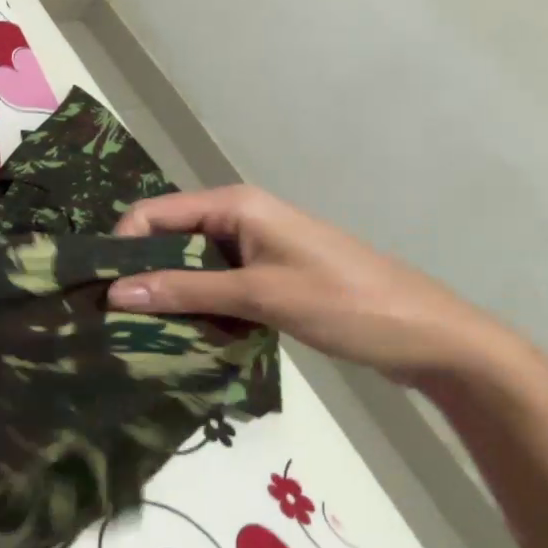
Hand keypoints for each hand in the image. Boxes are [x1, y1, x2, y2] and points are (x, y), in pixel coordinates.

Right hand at [105, 186, 515, 384]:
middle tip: (119, 312)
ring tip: (149, 326)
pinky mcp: (271, 273)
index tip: (103, 288)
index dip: (122, 246)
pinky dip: (199, 301)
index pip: (152, 214)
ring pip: (190, 261)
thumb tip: (113, 292)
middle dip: (143, 270)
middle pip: (168, 236)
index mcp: (235, 205)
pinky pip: (216, 280)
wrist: (444, 343)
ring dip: (171, 290)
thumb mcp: (259, 297)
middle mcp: (240, 215)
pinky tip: (191, 329)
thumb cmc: (348, 305)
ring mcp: (257, 245)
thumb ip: (184, 291)